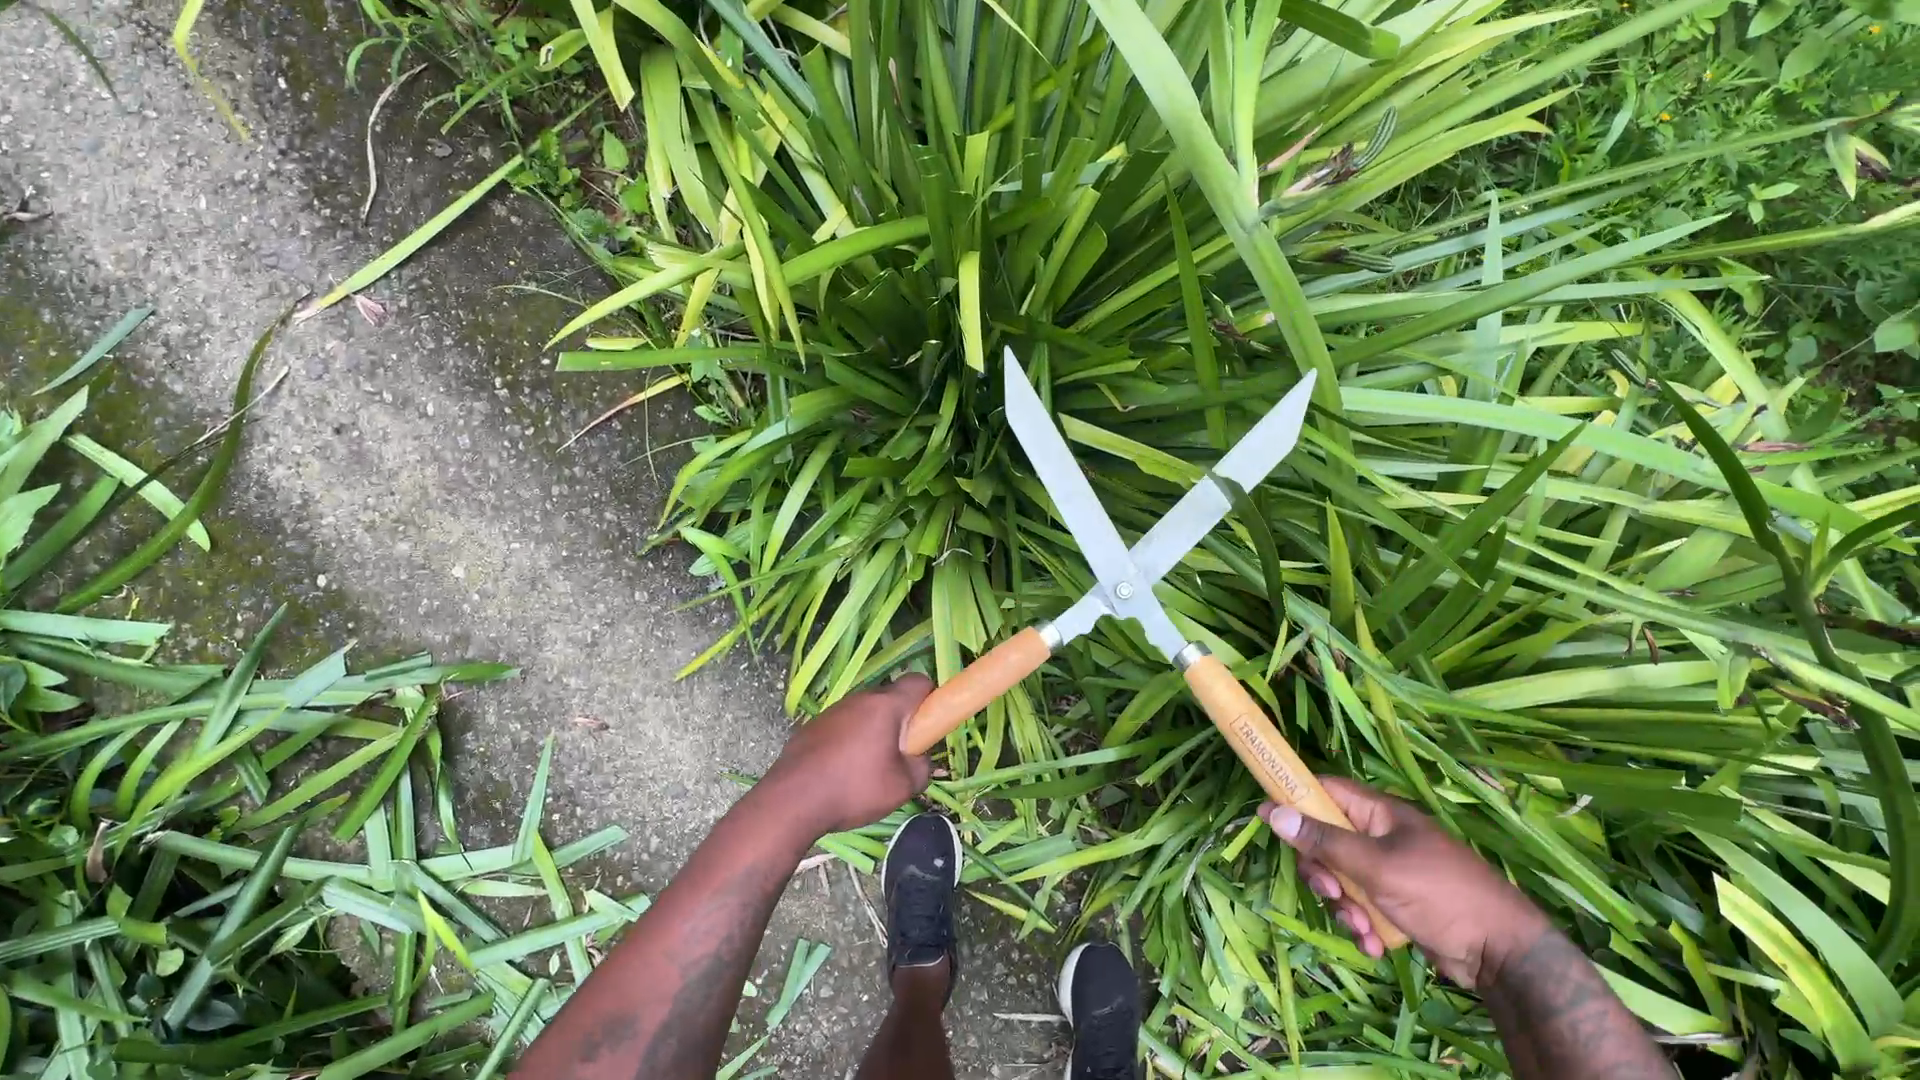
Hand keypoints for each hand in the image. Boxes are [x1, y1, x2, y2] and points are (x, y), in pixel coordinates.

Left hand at [760, 675, 934, 836]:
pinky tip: (841, 774)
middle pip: (891, 700)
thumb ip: (923, 768)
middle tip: (899, 758)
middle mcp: (858, 699)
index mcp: (884, 705)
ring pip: (865, 715)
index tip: (927, 730)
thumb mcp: (903, 787)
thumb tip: (920, 759)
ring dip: (874, 735)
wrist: (791, 801)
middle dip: (901, 724)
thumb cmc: (853, 789)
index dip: (930, 701)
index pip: (918, 681)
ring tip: (868, 772)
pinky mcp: (813, 727)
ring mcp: (832, 711)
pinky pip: (843, 728)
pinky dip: (849, 744)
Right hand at [1261, 777, 1550, 987]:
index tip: (1267, 818)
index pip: (1326, 790)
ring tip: (1361, 928)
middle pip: (1326, 840)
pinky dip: (1361, 923)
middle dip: (1322, 871)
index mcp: (1380, 813)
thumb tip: (1272, 810)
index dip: (1294, 799)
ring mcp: (1390, 869)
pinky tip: (1374, 944)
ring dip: (1343, 905)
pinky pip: (1361, 904)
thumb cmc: (1441, 893)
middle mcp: (1381, 836)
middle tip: (1330, 892)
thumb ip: (1323, 840)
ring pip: (1341, 877)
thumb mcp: (1376, 866)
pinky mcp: (1397, 902)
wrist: (1503, 953)